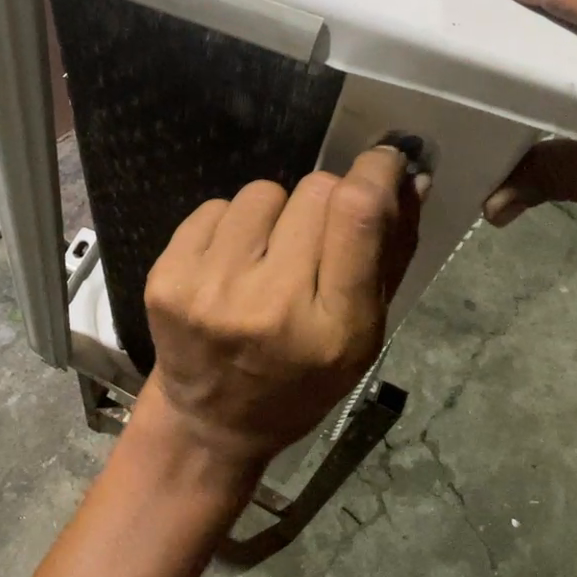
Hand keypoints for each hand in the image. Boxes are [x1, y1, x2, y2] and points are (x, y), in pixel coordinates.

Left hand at [138, 146, 426, 468]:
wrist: (212, 418)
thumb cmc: (301, 379)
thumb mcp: (362, 335)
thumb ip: (390, 255)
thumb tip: (409, 177)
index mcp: (333, 328)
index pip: (357, 216)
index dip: (375, 172)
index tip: (384, 158)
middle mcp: (268, 304)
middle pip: (313, 192)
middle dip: (325, 201)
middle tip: (313, 240)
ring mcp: (209, 289)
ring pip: (262, 191)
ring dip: (273, 214)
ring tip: (265, 258)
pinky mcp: (166, 277)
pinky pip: (215, 206)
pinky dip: (229, 226)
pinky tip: (228, 266)